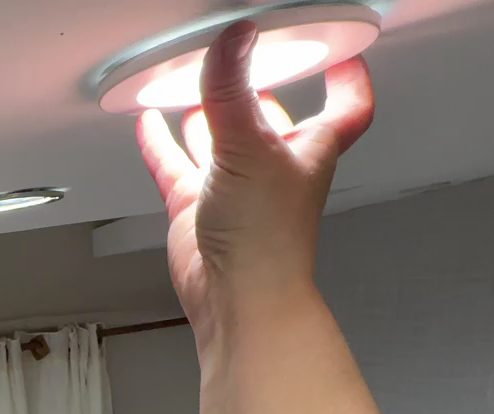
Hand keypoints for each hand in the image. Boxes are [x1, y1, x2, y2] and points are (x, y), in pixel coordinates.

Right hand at [136, 21, 375, 348]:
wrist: (235, 294)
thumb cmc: (266, 238)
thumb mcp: (249, 148)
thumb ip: (234, 92)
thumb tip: (233, 40)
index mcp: (308, 146)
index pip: (343, 102)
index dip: (344, 75)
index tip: (336, 51)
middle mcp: (272, 165)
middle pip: (270, 118)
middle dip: (258, 90)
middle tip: (244, 59)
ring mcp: (231, 187)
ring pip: (218, 140)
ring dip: (205, 115)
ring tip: (189, 85)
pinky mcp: (195, 207)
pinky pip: (176, 168)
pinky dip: (161, 146)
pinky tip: (149, 126)